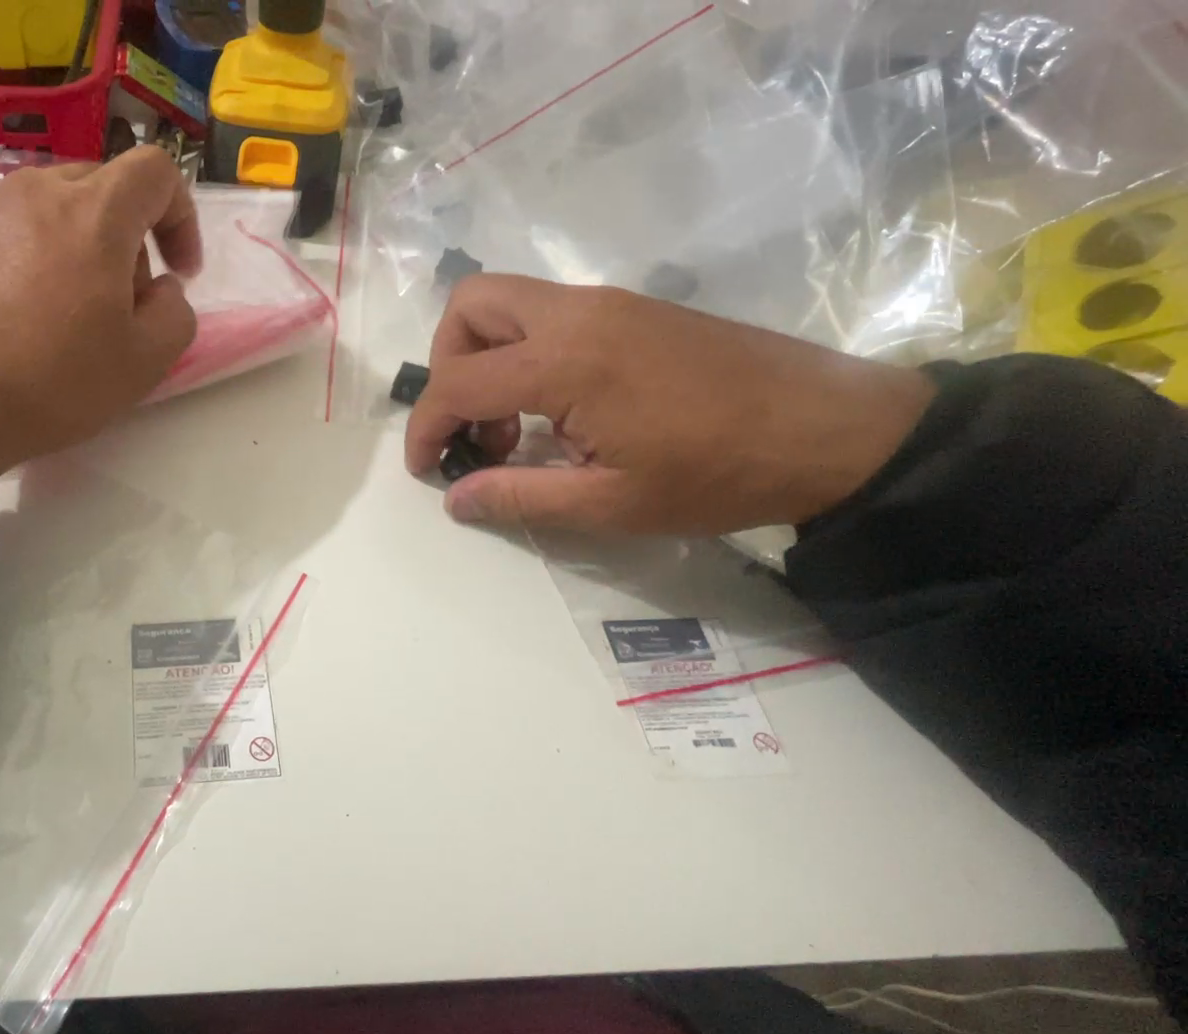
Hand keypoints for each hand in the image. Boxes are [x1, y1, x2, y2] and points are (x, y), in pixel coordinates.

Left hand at [0, 147, 201, 475]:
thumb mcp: (145, 363)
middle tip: (119, 300)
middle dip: (124, 238)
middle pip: (98, 188)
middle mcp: (35, 191)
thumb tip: (160, 288)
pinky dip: (18, 259)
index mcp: (94, 214)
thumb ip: (176, 311)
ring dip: (69, 246)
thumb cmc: (53, 383)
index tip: (178, 271)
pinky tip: (5, 313)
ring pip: (44, 208)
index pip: (156, 171)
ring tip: (57, 309)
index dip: (180, 215)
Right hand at [405, 275, 937, 534]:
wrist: (835, 432)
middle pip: (471, 305)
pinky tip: (561, 412)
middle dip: (449, 364)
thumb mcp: (609, 503)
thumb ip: (518, 497)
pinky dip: (528, 353)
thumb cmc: (718, 474)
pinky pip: (551, 314)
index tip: (426, 469)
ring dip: (488, 358)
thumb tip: (455, 500)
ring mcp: (610, 304)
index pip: (457, 381)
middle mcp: (577, 313)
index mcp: (564, 360)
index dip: (426, 427)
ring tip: (516, 427)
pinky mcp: (635, 310)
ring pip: (510, 302)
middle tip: (473, 425)